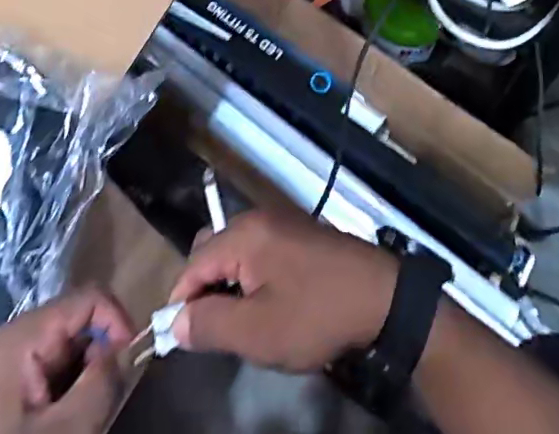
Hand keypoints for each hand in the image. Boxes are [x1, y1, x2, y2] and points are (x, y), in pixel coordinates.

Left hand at [0, 287, 133, 433]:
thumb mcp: (66, 430)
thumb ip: (103, 383)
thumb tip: (128, 350)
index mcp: (28, 334)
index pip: (92, 298)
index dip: (119, 323)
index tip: (129, 364)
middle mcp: (21, 337)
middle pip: (83, 322)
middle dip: (104, 356)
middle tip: (105, 401)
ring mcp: (16, 362)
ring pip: (74, 350)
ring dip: (89, 378)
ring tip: (84, 419)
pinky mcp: (14, 386)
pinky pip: (58, 372)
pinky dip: (73, 391)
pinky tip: (66, 423)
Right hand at [167, 210, 397, 372]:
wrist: (382, 297)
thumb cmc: (315, 314)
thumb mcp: (257, 331)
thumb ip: (209, 324)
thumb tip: (175, 320)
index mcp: (244, 235)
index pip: (192, 265)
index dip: (180, 303)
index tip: (180, 339)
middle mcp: (260, 219)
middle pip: (211, 250)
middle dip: (204, 289)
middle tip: (215, 330)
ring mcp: (283, 223)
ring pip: (236, 251)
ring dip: (229, 284)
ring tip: (242, 322)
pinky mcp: (301, 234)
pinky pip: (260, 251)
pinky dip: (252, 276)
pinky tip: (267, 304)